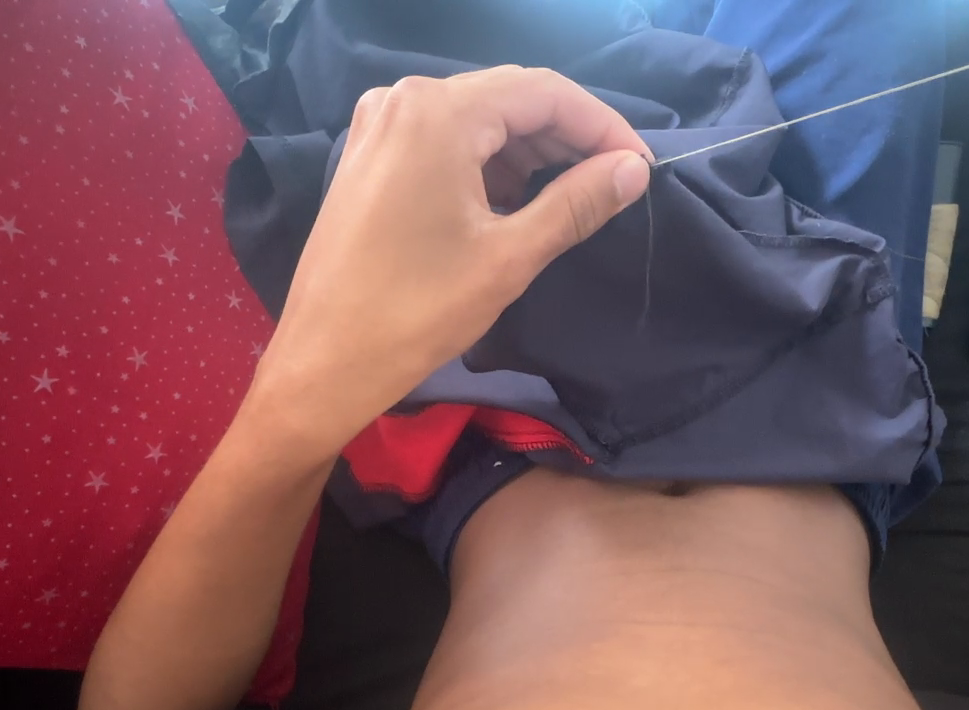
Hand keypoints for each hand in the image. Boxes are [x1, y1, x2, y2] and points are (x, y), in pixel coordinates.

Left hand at [246, 66, 651, 456]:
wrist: (328, 359)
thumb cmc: (419, 310)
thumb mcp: (508, 257)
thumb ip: (575, 204)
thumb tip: (632, 170)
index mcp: (439, 112)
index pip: (543, 91)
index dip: (601, 126)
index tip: (640, 167)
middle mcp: (404, 101)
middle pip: (508, 100)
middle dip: (566, 140)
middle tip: (612, 186)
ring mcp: (381, 128)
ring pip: (477, 124)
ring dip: (529, 156)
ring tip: (570, 200)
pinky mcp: (371, 161)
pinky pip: (445, 146)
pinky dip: (488, 168)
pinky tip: (514, 204)